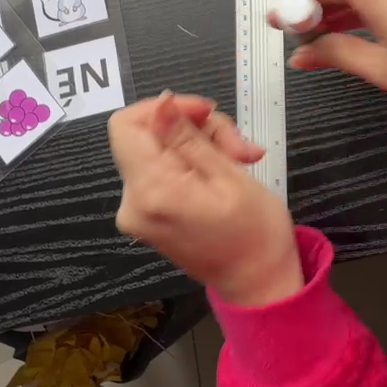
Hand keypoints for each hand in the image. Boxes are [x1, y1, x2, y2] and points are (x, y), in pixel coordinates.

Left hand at [107, 93, 302, 306]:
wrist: (259, 283)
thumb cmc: (256, 231)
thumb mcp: (230, 175)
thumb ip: (189, 138)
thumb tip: (161, 103)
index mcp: (151, 191)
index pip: (126, 124)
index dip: (165, 107)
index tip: (206, 113)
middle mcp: (132, 202)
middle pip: (148, 135)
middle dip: (197, 128)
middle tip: (240, 145)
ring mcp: (138, 211)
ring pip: (160, 149)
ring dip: (204, 144)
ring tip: (242, 158)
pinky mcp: (149, 215)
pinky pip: (164, 170)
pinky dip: (195, 162)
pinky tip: (227, 170)